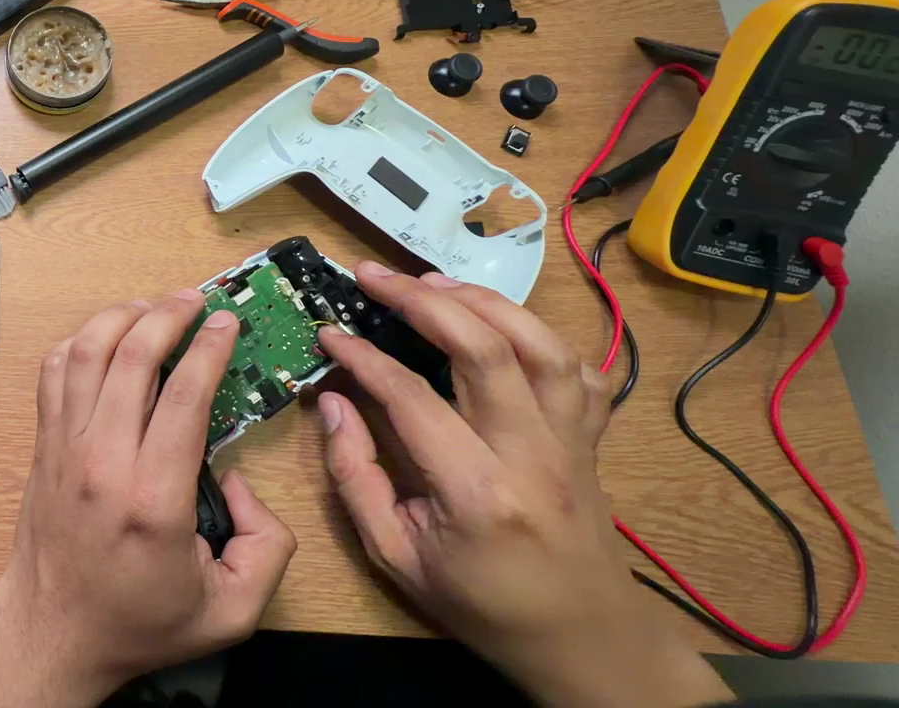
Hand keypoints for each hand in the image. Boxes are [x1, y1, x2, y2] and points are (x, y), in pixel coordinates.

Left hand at [0, 290, 295, 707]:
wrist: (54, 630)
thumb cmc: (142, 621)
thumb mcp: (233, 610)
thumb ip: (267, 545)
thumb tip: (239, 475)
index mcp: (155, 497)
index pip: (183, 396)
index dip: (209, 348)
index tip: (227, 322)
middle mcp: (103, 458)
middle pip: (130, 357)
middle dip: (166, 314)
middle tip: (193, 299)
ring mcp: (64, 445)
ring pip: (84, 353)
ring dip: (118, 316)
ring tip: (150, 305)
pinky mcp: (43, 443)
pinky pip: (52, 373)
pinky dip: (77, 342)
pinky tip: (102, 336)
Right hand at [316, 262, 730, 707]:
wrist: (588, 644)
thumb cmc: (480, 604)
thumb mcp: (393, 555)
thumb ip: (354, 475)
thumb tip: (333, 402)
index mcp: (478, 491)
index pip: (412, 396)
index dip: (362, 356)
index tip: (329, 332)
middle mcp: (534, 455)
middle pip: (487, 349)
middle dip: (422, 300)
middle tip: (372, 275)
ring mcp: (573, 443)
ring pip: (540, 346)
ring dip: (482, 301)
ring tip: (429, 281)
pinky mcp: (590, 439)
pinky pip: (577, 369)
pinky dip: (536, 332)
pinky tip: (494, 321)